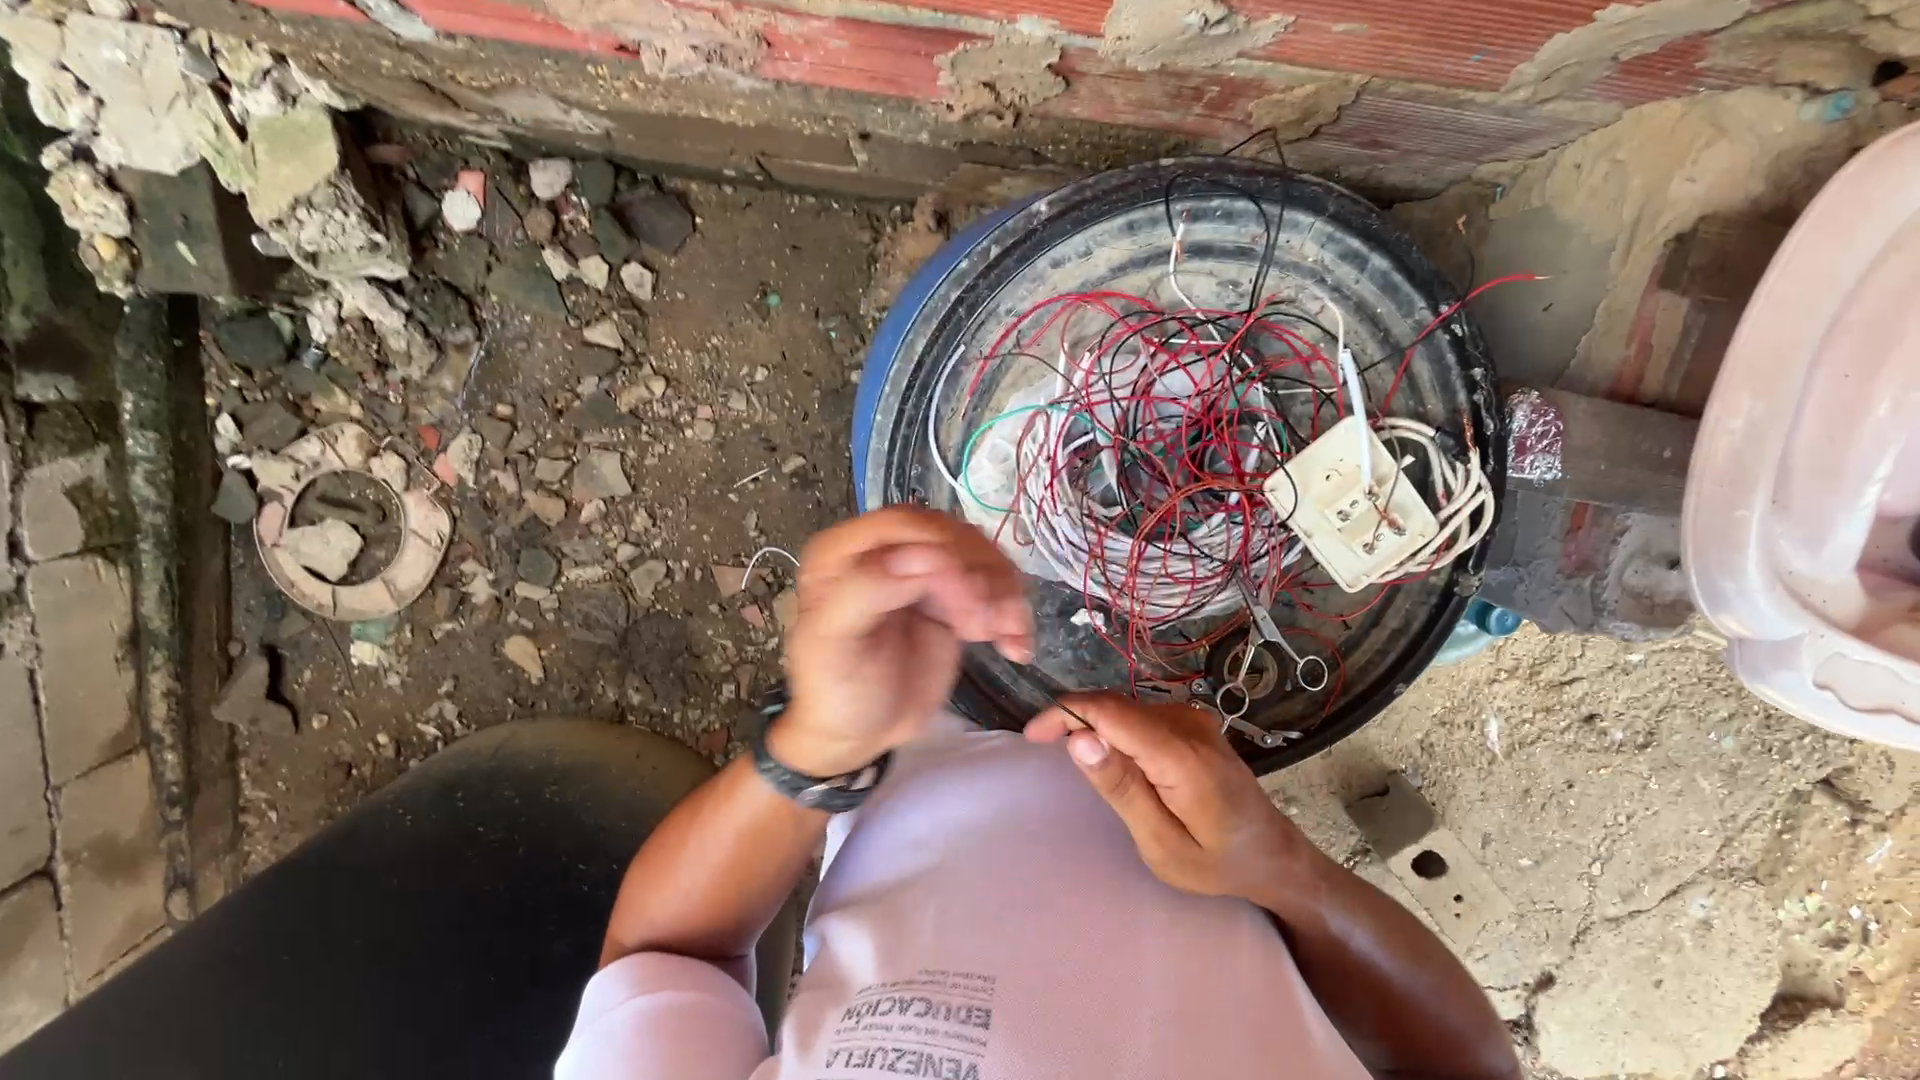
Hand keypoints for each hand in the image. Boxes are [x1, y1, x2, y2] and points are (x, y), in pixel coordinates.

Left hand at [773, 507, 1033, 776]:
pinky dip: (1012, 611)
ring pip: (980, 557)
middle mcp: (886, 551)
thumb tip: (916, 556)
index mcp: (844, 551)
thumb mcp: (833, 643)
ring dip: (1004, 591)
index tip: (965, 592)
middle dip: (980, 574)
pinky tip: (1015, 643)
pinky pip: (993, 588)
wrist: (859, 733)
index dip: (942, 549)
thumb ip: (867, 591)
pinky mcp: (953, 598)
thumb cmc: (834, 689)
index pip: (904, 524)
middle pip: (951, 536)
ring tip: (1006, 633)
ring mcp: (923, 573)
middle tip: (986, 623)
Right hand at [1025, 694, 1313, 905]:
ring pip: (1125, 708)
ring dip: (1095, 725)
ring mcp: (1194, 719)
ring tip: (1081, 762)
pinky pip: (1141, 716)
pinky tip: (1114, 761)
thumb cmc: (1218, 863)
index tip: (1032, 736)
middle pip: (1115, 706)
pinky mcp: (1194, 723)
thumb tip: (1079, 739)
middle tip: (1045, 750)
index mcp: (1180, 755)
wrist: (1274, 855)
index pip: (1109, 712)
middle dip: (1074, 720)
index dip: (1064, 714)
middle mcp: (1187, 723)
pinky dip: (1116, 730)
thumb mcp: (1162, 844)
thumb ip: (1121, 788)